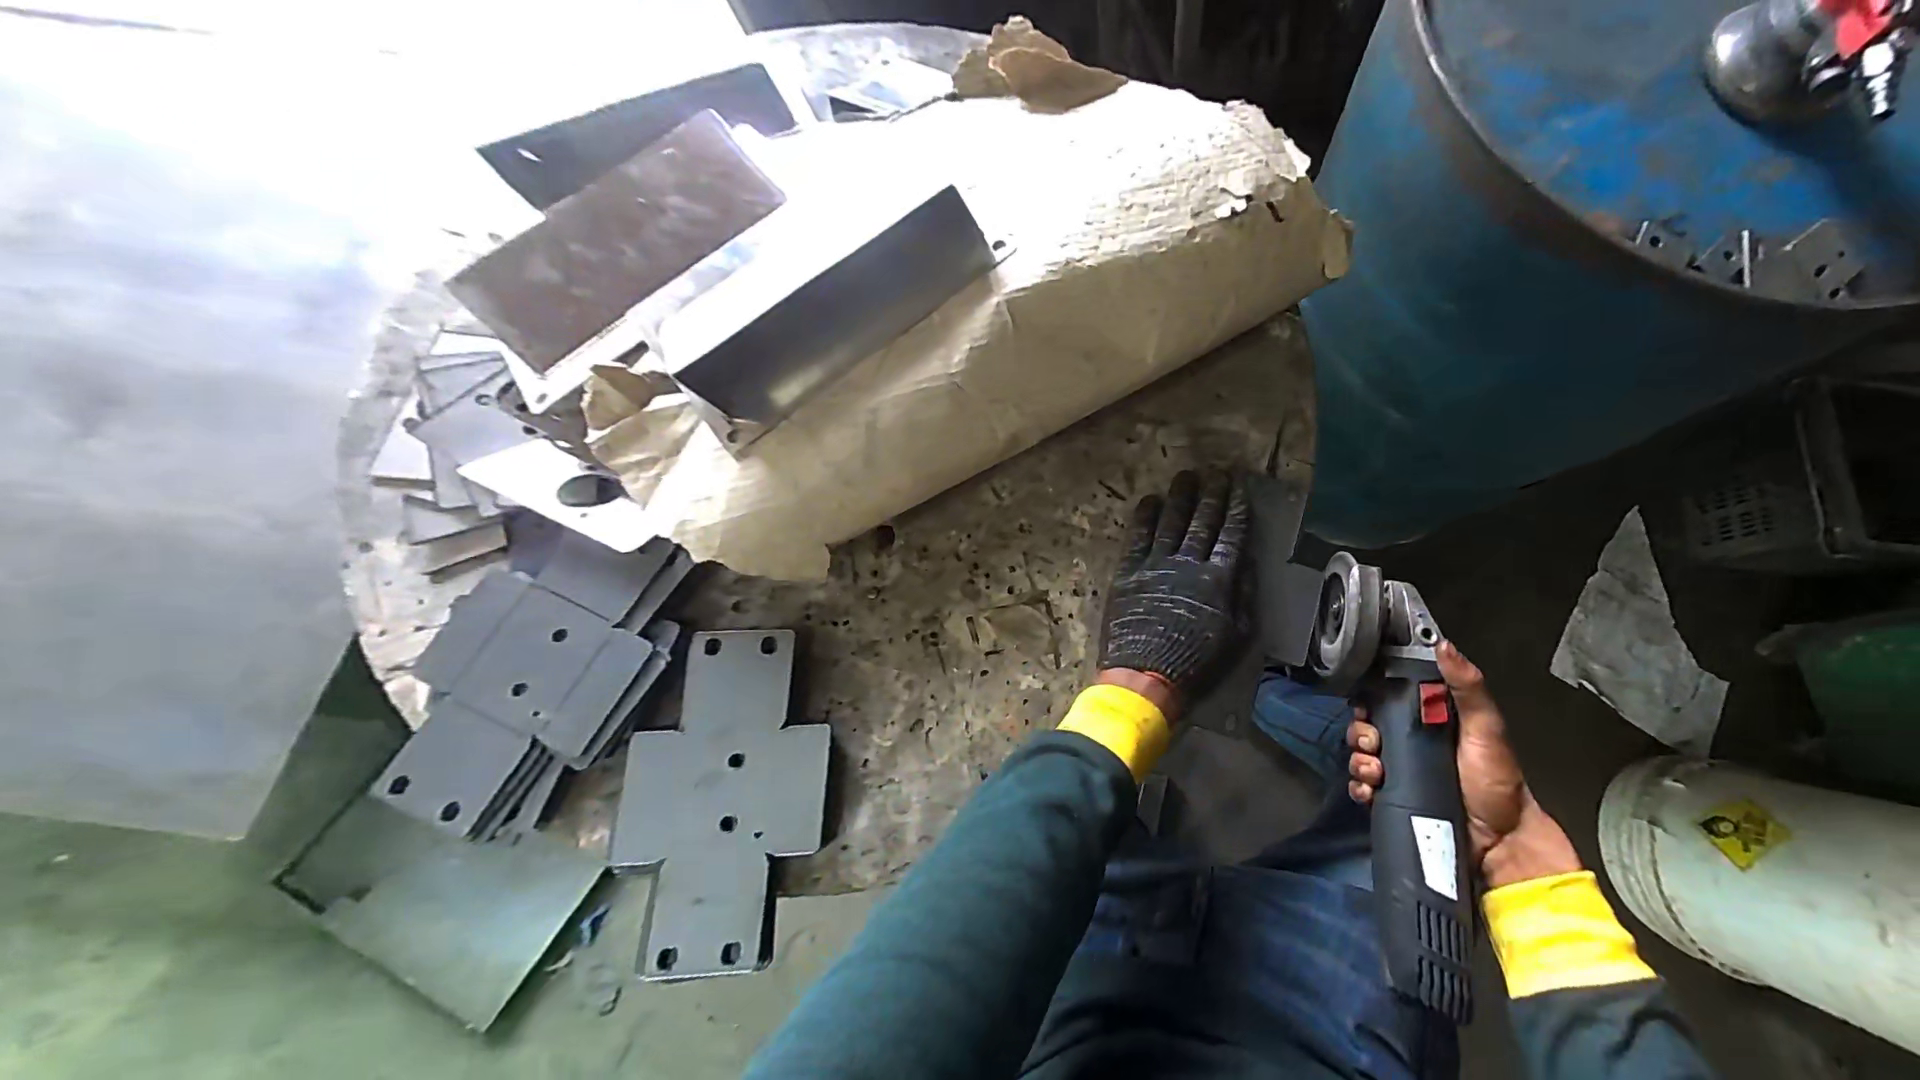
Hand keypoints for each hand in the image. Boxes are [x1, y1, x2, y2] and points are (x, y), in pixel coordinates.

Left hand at [1098, 471, 1247, 708]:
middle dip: (1211, 495)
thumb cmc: (1197, 662)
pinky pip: (1137, 538)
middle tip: (1215, 472)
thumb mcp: (1238, 635)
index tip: (1239, 487)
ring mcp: (1154, 565)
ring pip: (1170, 522)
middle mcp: (1187, 564)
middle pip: (1202, 522)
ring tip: (1185, 476)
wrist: (1146, 676)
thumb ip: (1244, 595)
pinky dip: (1144, 518)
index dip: (1236, 509)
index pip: (1231, 535)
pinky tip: (1150, 501)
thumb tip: (1247, 562)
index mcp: (1218, 579)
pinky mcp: (1128, 573)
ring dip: (1179, 498)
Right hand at [1346, 640, 1581, 887]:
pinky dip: (1359, 787)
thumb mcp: (1487, 729)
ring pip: (1359, 757)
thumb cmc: (1497, 781)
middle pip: (1365, 728)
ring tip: (1375, 773)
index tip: (1367, 708)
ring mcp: (1398, 772)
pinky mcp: (1391, 798)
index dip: (1369, 701)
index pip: (1384, 702)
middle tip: (1375, 745)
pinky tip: (1370, 791)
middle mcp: (1408, 743)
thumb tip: (1442, 645)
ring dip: (1359, 762)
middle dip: (1360, 735)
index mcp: (1427, 722)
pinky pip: (1361, 787)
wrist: (1501, 842)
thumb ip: (1467, 688)